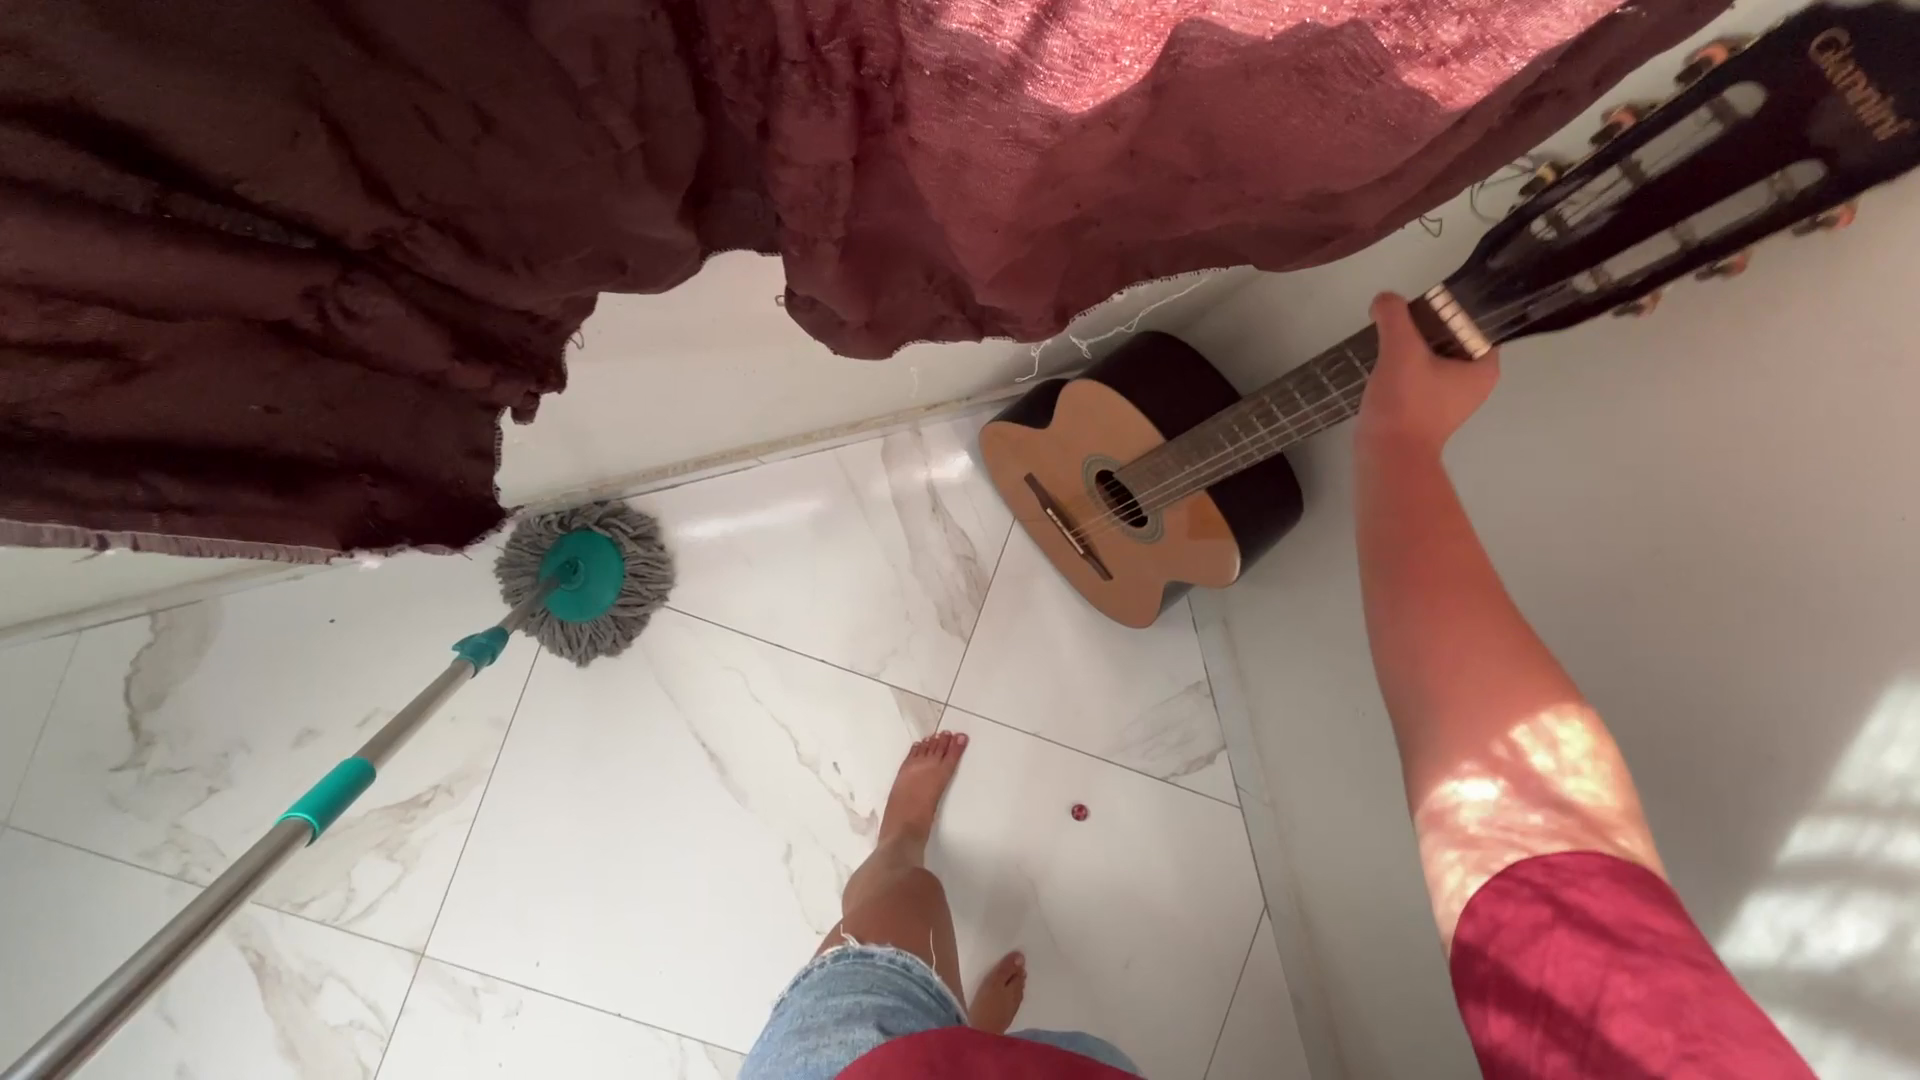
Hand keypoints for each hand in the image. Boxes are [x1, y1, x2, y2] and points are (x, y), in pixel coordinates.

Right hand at [1356, 292, 1499, 457]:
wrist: (1387, 457)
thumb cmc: (1405, 404)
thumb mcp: (1400, 351)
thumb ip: (1394, 317)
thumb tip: (1383, 299)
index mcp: (1484, 368)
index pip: (1473, 325)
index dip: (1446, 312)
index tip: (1418, 310)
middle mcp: (1473, 385)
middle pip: (1450, 342)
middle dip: (1423, 333)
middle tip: (1397, 326)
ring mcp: (1449, 402)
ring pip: (1432, 362)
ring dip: (1410, 353)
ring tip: (1387, 347)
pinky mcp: (1426, 414)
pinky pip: (1419, 381)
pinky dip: (1403, 373)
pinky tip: (1383, 370)